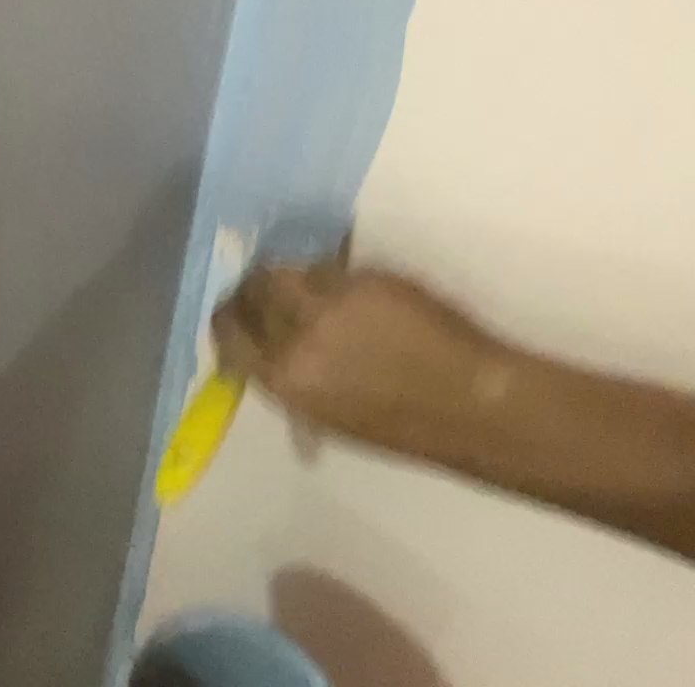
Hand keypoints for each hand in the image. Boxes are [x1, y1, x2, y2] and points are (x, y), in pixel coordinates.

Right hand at [212, 265, 523, 459]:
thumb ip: (288, 375)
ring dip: (290, 275)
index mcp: (285, 380)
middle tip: (265, 288)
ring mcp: (331, 302)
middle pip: (252, 288)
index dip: (227, 318)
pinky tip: (348, 291)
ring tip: (307, 286)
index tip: (232, 312)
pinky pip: (329, 268)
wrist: (467, 403)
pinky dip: (330, 276)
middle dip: (253, 286)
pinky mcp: (364, 279)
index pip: (228, 333)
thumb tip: (270, 348)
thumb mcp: (326, 413)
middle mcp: (298, 335)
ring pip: (287, 268)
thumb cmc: (399, 425)